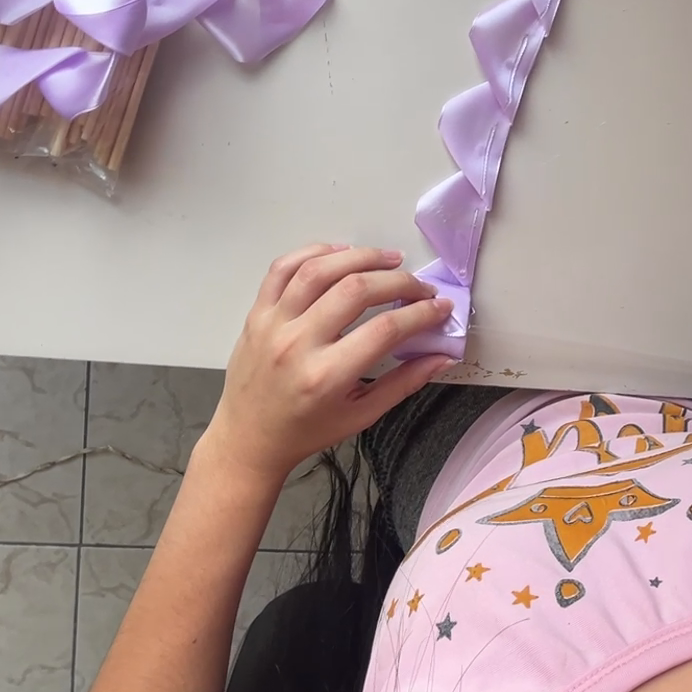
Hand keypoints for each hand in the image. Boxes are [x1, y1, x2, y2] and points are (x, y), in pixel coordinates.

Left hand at [201, 244, 454, 479]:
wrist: (247, 439)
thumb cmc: (308, 430)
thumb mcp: (362, 415)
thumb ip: (405, 383)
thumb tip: (444, 356)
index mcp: (326, 377)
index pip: (385, 330)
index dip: (421, 313)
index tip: (441, 307)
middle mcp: (297, 345)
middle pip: (356, 290)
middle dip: (399, 281)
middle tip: (420, 286)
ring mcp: (273, 324)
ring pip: (320, 270)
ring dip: (361, 256)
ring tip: (389, 259)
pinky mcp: (257, 313)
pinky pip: (283, 268)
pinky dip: (315, 251)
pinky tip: (342, 253)